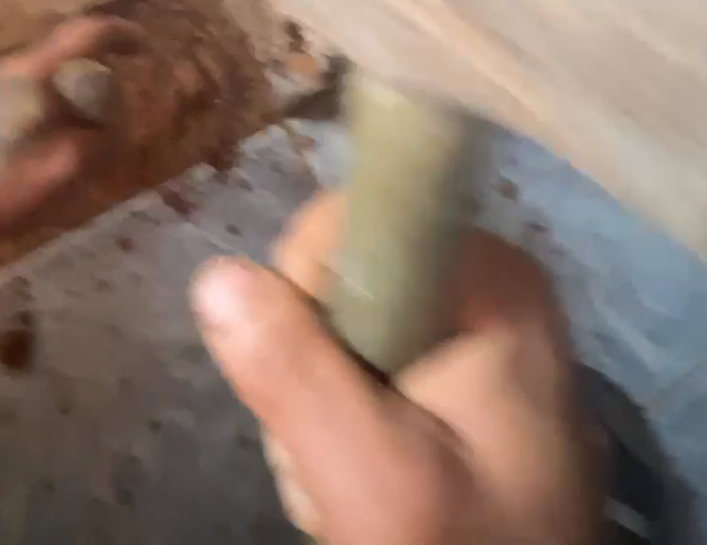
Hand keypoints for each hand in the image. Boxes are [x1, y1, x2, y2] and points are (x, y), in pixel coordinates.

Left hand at [0, 16, 138, 234]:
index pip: (85, 35)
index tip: (142, 43)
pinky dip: (53, 111)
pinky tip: (50, 147)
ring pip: (45, 80)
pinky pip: (28, 97)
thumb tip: (119, 122)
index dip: (119, 33)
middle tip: (116, 112)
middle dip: (97, 77)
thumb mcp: (64, 168)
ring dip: (73, 98)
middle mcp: (11, 71)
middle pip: (66, 57)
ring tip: (86, 137)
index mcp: (35, 74)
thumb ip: (100, 139)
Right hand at [191, 193, 600, 543]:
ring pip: (340, 318)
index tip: (308, 368)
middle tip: (336, 446)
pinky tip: (365, 469)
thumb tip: (216, 275)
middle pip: (341, 272)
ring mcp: (471, 326)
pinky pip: (362, 352)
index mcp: (490, 276)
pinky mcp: (455, 367)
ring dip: (318, 398)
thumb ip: (298, 378)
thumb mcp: (381, 484)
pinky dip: (342, 412)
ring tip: (348, 473)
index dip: (305, 286)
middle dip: (311, 360)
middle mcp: (484, 282)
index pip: (351, 222)